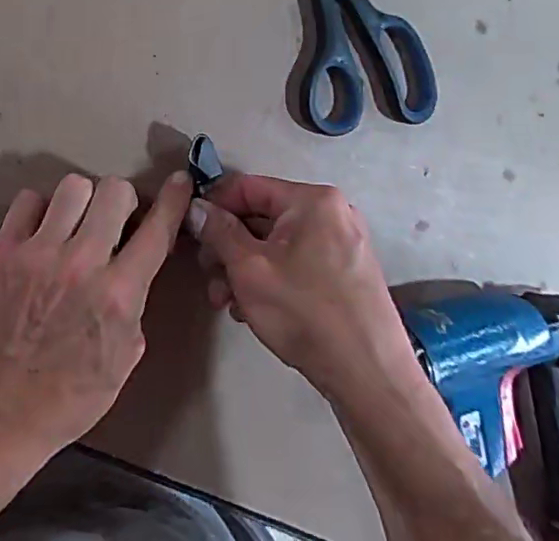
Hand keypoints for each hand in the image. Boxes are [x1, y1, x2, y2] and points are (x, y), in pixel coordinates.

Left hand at [0, 172, 192, 455]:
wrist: (4, 411)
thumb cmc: (76, 390)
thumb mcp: (129, 348)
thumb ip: (138, 295)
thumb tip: (140, 256)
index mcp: (119, 292)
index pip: (157, 228)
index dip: (174, 198)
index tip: (179, 182)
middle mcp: (82, 265)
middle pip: (115, 190)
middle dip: (122, 200)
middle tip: (114, 220)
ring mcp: (39, 255)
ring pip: (73, 186)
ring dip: (83, 200)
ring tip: (76, 222)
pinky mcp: (3, 253)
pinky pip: (28, 200)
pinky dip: (40, 210)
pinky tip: (43, 231)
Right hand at [190, 175, 421, 400]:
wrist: (367, 371)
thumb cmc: (304, 312)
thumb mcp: (249, 269)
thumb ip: (219, 232)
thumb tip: (197, 206)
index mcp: (313, 199)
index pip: (249, 186)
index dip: (214, 205)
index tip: (191, 231)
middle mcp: (333, 211)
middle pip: (264, 217)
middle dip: (229, 247)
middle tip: (209, 278)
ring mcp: (343, 241)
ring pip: (279, 243)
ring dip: (246, 268)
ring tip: (227, 303)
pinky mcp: (347, 271)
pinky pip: (298, 261)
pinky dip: (273, 278)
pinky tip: (254, 309)